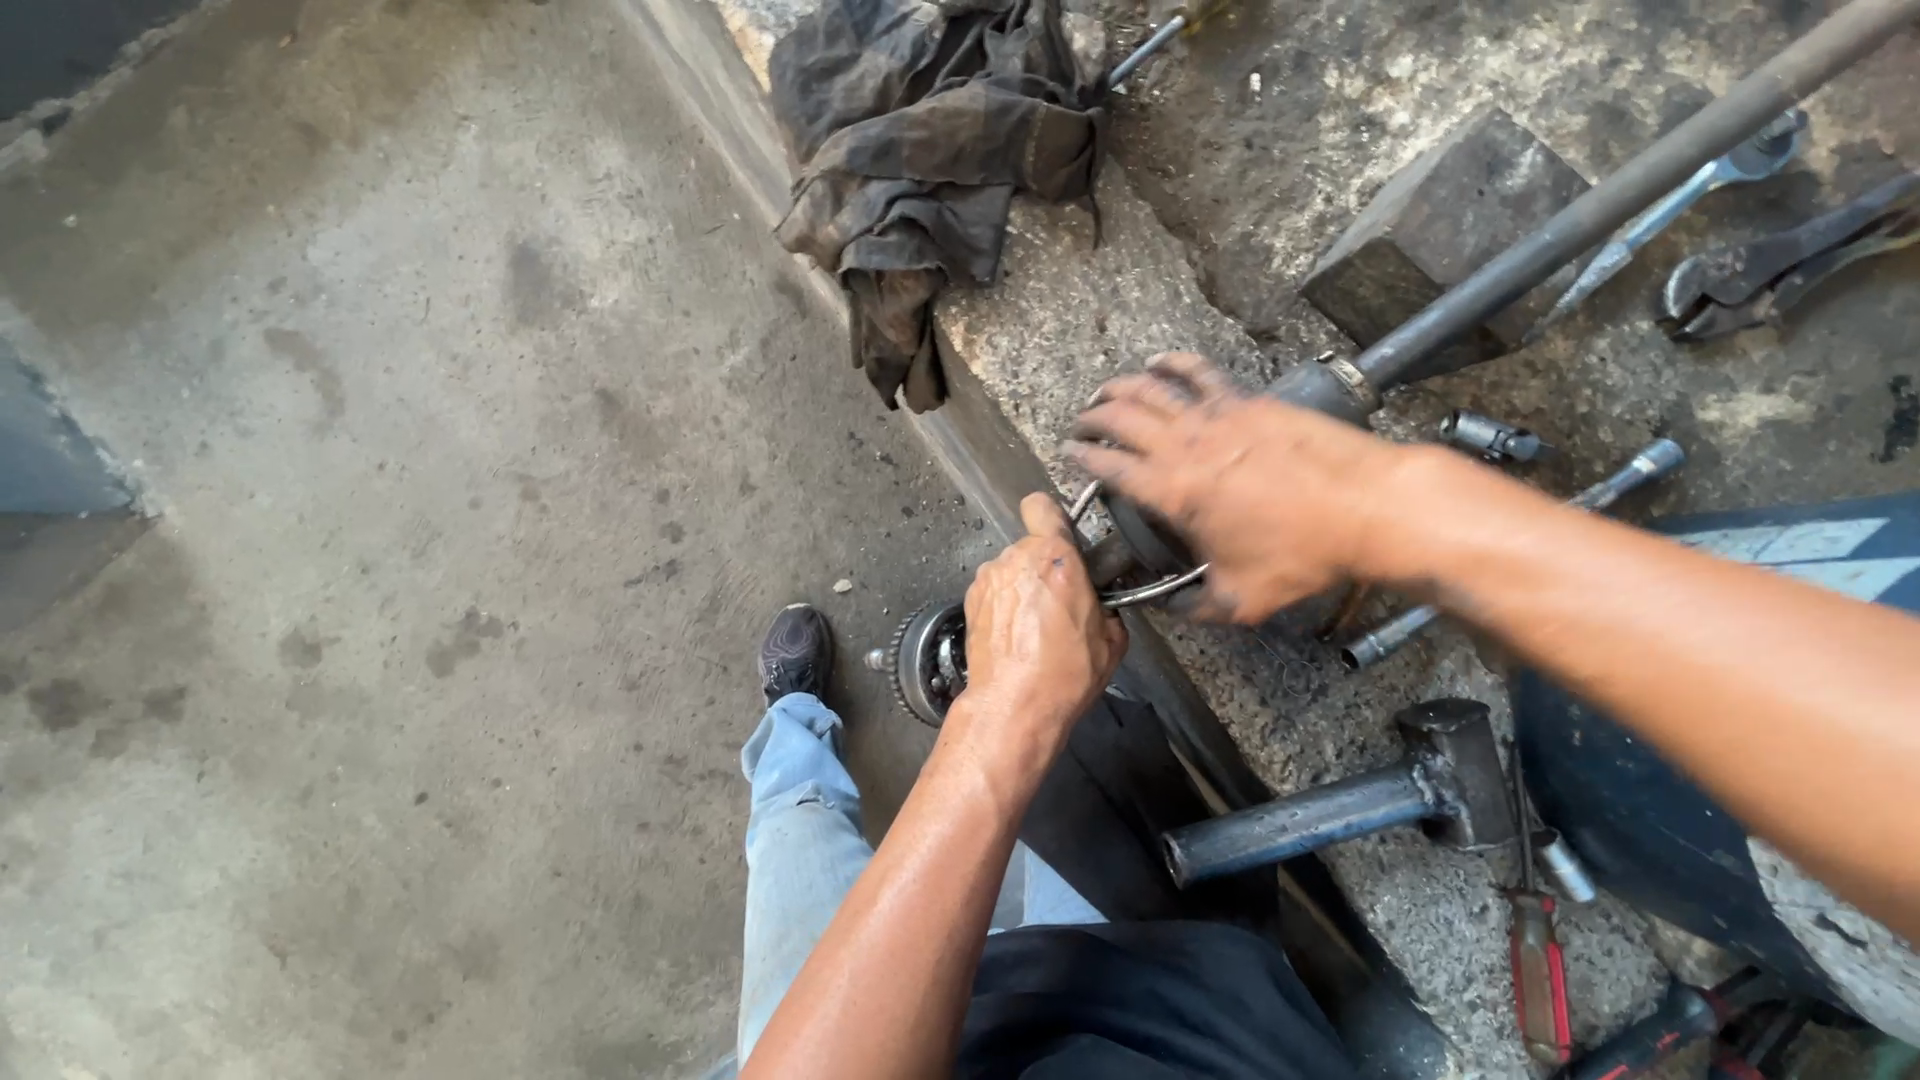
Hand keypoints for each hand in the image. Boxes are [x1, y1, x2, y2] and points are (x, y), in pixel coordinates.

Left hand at [954, 494, 1128, 746]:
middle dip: (1044, 567)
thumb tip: (1102, 604)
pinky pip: (995, 591)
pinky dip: (1004, 605)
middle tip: (1059, 602)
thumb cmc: (1064, 673)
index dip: (1051, 517)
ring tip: (1035, 626)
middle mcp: (1017, 559)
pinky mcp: (971, 601)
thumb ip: (1107, 606)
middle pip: (1031, 546)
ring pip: (1011, 570)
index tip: (1061, 535)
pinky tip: (1015, 634)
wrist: (1014, 704)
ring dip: (1023, 587)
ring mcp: (989, 580)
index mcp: (1056, 558)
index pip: (1042, 507)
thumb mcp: (1112, 640)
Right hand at [1065, 351, 1419, 623]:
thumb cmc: (1305, 554)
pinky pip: (1198, 372)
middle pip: (1120, 418)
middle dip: (1090, 420)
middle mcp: (1186, 447)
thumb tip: (1168, 609)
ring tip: (1103, 393)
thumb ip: (1192, 607)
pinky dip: (1172, 363)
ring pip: (1150, 388)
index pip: (1109, 467)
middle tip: (1080, 426)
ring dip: (1118, 388)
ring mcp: (1217, 417)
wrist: (1369, 508)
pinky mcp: (1248, 400)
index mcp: (1174, 493)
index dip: (1081, 459)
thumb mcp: (1240, 599)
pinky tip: (1159, 362)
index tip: (1069, 456)